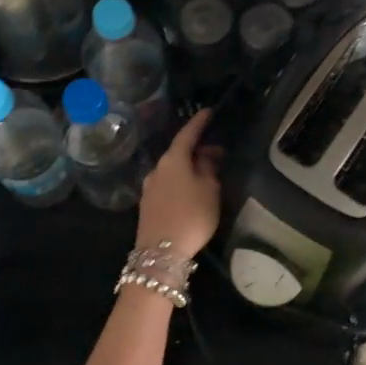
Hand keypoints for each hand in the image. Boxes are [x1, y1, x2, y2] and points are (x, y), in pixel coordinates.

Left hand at [136, 110, 222, 259]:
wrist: (160, 253)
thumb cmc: (191, 216)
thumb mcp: (209, 190)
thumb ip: (208, 169)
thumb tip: (205, 155)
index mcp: (173, 160)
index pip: (187, 134)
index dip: (198, 122)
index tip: (208, 111)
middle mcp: (157, 169)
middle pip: (179, 152)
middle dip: (197, 150)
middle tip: (217, 152)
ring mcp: (149, 187)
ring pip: (172, 169)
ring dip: (188, 167)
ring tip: (206, 173)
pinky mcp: (148, 204)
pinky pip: (167, 184)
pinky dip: (180, 181)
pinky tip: (190, 190)